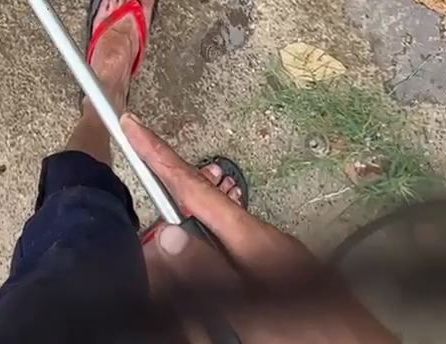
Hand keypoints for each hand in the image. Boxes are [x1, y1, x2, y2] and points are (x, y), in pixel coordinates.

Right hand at [123, 115, 396, 343]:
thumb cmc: (313, 334)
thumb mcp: (255, 307)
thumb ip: (208, 270)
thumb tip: (166, 230)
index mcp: (254, 238)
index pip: (195, 187)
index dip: (159, 155)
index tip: (132, 123)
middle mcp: (263, 242)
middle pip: (201, 222)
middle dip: (173, 235)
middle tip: (162, 265)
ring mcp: (275, 262)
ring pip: (216, 255)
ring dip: (196, 283)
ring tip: (197, 311)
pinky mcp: (281, 283)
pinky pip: (235, 276)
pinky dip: (216, 296)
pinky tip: (219, 319)